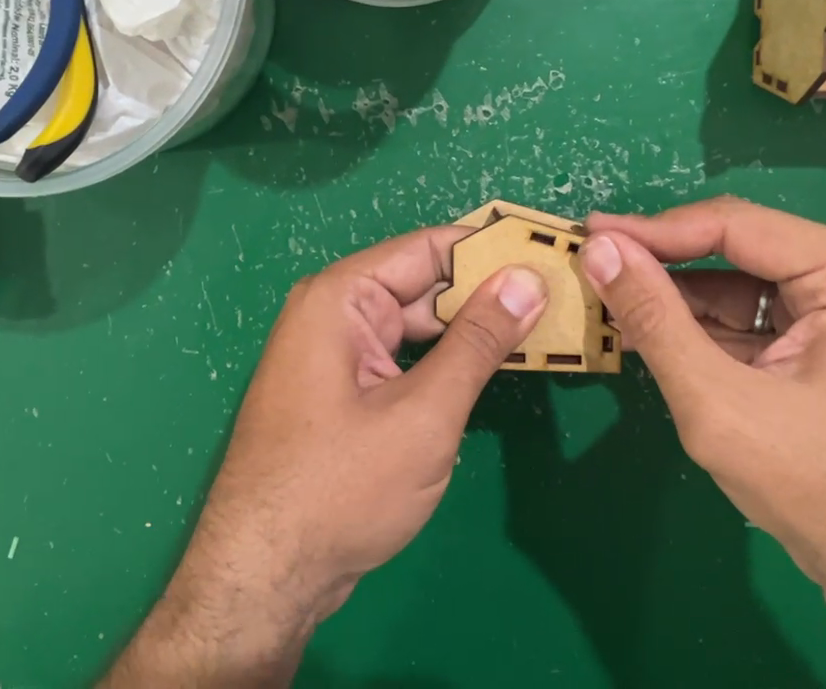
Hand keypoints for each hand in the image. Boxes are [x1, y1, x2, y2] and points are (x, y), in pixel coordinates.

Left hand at [104, 228, 546, 686]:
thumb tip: (527, 280)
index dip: (489, 250)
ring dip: (471, 333)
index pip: (428, 248)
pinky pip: (404, 360)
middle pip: (423, 286)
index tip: (550, 256)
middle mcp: (334, 314)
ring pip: (417, 327)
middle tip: (561, 301)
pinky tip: (492, 372)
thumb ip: (477, 343)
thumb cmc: (340, 488)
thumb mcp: (423, 414)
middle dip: (486, 295)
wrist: (264, 577)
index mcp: (341, 298)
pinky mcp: (345, 393)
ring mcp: (337, 356)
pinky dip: (446, 364)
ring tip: (543, 332)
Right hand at [580, 198, 825, 686]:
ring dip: (675, 297)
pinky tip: (650, 334)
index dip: (655, 229)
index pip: (735, 225)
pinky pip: (750, 317)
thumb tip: (599, 250)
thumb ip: (655, 320)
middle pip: (738, 249)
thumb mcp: (720, 403)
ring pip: (737, 283)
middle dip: (664, 262)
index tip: (590, 232)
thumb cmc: (821, 491)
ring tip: (610, 302)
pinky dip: (699, 327)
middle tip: (595, 266)